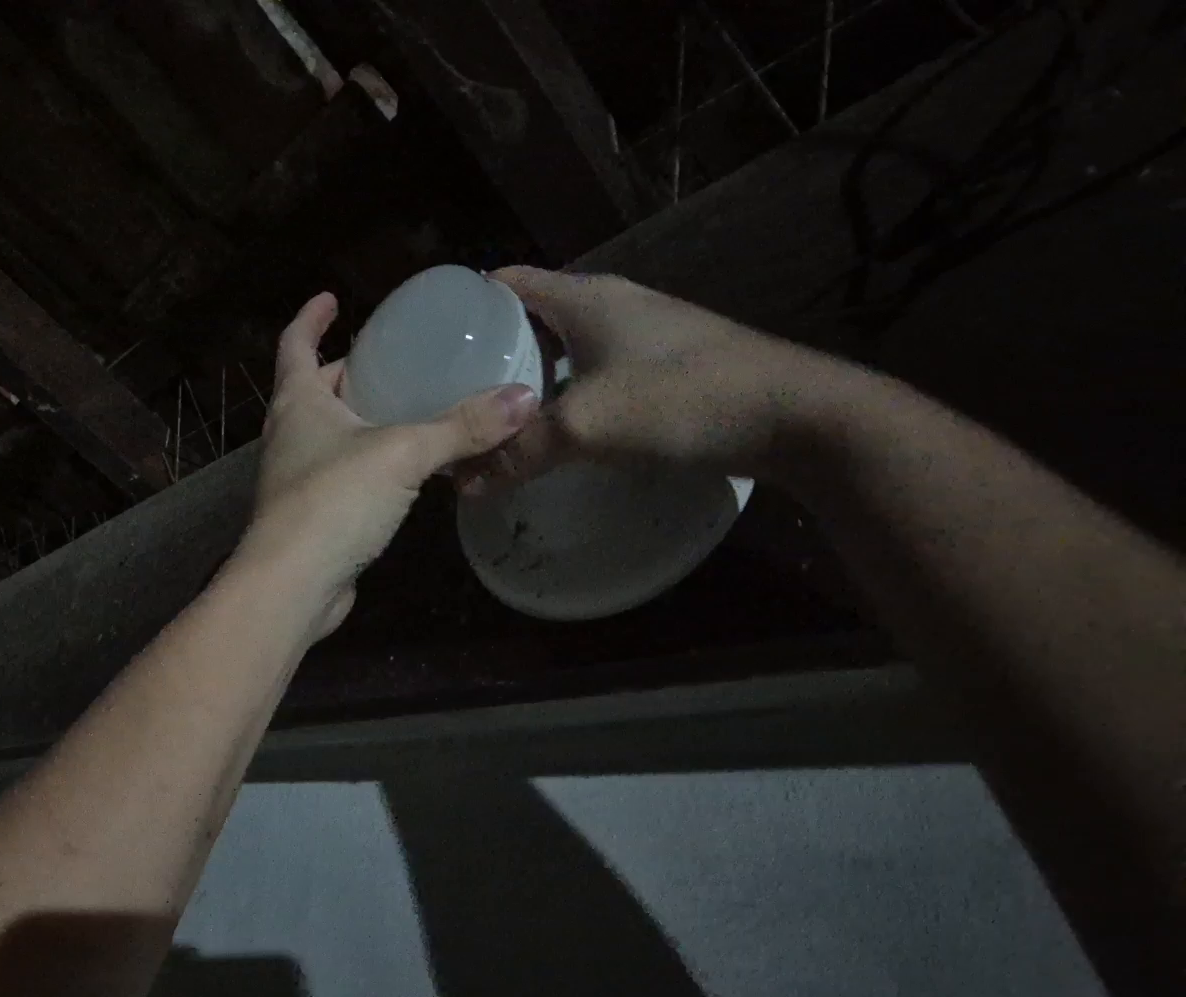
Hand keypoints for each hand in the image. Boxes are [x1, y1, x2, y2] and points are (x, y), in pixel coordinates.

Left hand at [234, 293, 540, 635]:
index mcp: (298, 402)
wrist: (292, 583)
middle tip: (391, 357)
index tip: (331, 297)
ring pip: (329, 432)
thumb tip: (524, 399)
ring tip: (405, 406)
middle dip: (347, 369)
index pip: (295, 344)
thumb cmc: (334, 501)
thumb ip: (462, 427)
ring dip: (360, 416)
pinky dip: (369, 460)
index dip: (311, 318)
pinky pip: (342, 472)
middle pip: (314, 388)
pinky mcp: (311, 514)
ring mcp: (296, 477)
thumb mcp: (403, 454)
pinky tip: (403, 468)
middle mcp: (290, 434)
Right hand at [457, 268, 846, 492]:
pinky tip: (552, 428)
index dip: (465, 305)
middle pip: (531, 316)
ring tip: (490, 412)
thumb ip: (519, 452)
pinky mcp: (662, 365)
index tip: (428, 339)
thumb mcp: (586, 426)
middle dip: (490, 349)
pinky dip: (562, 392)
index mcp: (585, 297)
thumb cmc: (682, 398)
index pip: (507, 282)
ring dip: (527, 375)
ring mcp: (642, 334)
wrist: (798, 417)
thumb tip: (463, 484)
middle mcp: (611, 305)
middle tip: (451, 389)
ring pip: (563, 347)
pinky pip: (591, 370)